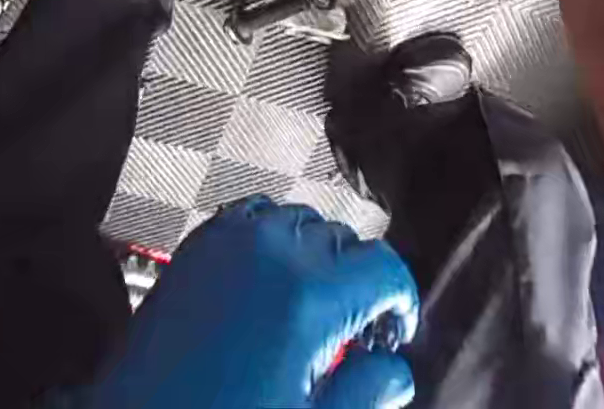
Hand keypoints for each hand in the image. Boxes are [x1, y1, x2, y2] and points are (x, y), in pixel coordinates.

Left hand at [79, 197, 419, 408]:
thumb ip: (364, 395)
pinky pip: (256, 213)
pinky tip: (269, 277)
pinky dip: (275, 234)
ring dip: (317, 253)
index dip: (400, 297)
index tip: (395, 331)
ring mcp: (233, 236)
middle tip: (353, 330)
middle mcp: (275, 249)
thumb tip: (398, 371)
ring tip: (309, 304)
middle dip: (359, 279)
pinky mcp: (202, 239)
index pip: (381, 265)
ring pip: (301, 218)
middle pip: (343, 238)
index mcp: (309, 296)